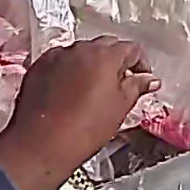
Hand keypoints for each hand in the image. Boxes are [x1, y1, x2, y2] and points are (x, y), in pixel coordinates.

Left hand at [0, 37, 158, 189]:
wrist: (42, 143)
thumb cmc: (86, 128)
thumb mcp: (120, 108)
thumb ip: (136, 86)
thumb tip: (149, 78)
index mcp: (105, 55)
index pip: (132, 49)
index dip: (141, 63)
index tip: (142, 79)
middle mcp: (81, 48)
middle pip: (106, 45)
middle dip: (116, 60)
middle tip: (120, 83)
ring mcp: (58, 54)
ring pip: (82, 52)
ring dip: (91, 64)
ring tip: (93, 89)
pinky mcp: (40, 65)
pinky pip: (61, 61)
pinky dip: (69, 70)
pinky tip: (69, 91)